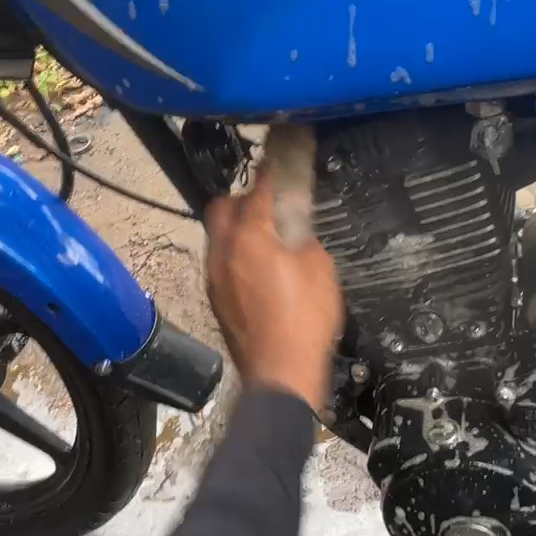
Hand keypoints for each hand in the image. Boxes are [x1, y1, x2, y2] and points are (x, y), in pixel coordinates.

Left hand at [203, 176, 342, 410]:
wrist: (280, 373)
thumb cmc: (305, 320)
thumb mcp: (320, 269)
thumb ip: (305, 239)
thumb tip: (296, 233)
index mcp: (250, 237)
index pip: (257, 191)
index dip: (268, 173)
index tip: (274, 162)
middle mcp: (223, 252)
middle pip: (220, 208)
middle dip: (240, 199)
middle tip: (265, 203)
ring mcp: (214, 278)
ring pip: (217, 237)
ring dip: (236, 229)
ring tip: (264, 238)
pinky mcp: (216, 300)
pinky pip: (220, 264)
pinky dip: (235, 256)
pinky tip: (259, 269)